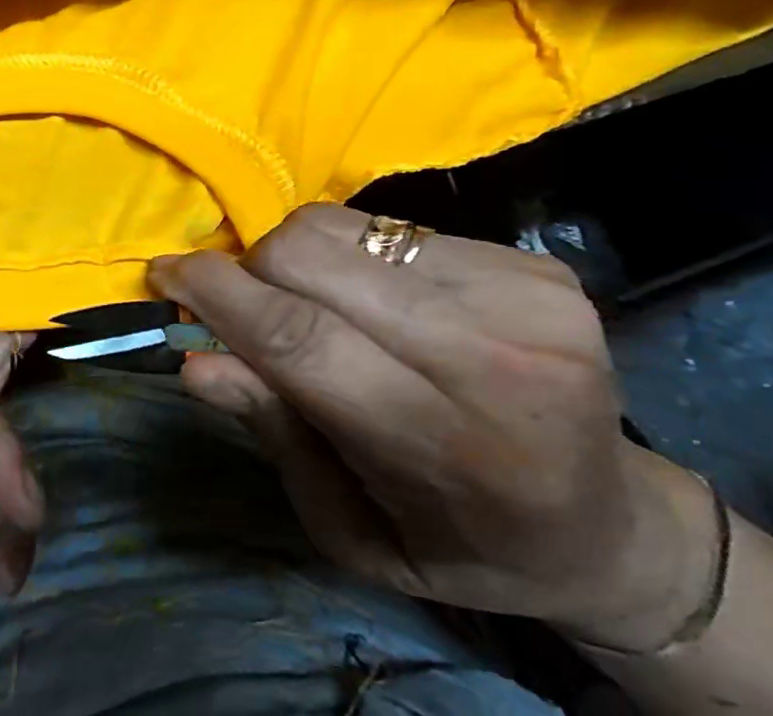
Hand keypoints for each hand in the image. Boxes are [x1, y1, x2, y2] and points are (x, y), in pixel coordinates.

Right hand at [147, 204, 717, 651]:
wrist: (608, 522)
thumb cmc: (461, 545)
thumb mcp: (350, 528)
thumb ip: (276, 434)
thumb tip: (195, 361)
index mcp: (444, 442)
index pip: (302, 338)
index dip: (218, 295)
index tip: (164, 274)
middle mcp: (494, 352)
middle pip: (315, 258)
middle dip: (251, 268)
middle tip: (240, 304)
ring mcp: (525, 294)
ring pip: (347, 227)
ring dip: (297, 257)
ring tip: (310, 303)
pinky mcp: (536, 264)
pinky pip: (393, 226)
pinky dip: (353, 255)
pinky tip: (372, 299)